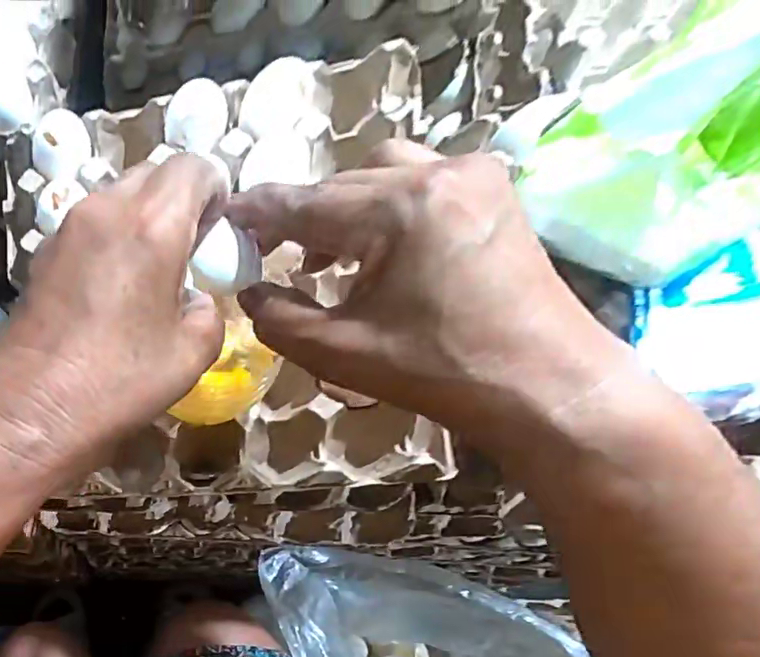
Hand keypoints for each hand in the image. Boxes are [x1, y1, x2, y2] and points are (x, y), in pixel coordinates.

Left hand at [0, 155, 226, 489]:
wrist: (28, 415)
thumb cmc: (115, 386)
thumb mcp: (189, 355)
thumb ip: (207, 311)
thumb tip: (192, 299)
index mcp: (151, 224)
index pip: (194, 167)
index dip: (214, 194)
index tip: (213, 236)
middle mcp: (102, 211)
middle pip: (150, 177)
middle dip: (175, 204)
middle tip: (182, 256)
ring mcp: (62, 233)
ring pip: (112, 201)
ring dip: (136, 224)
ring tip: (142, 279)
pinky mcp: (37, 260)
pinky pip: (83, 232)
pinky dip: (104, 246)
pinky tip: (105, 295)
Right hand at [225, 142, 648, 464]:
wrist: (536, 380)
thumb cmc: (434, 370)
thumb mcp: (336, 351)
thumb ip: (278, 317)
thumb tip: (250, 290)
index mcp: (399, 211)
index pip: (306, 204)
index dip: (257, 213)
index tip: (223, 219)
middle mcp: (438, 174)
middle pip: (340, 183)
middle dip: (296, 216)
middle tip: (261, 251)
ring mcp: (472, 175)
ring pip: (377, 173)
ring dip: (336, 207)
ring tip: (314, 255)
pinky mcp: (490, 191)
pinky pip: (415, 180)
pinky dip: (377, 206)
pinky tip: (363, 248)